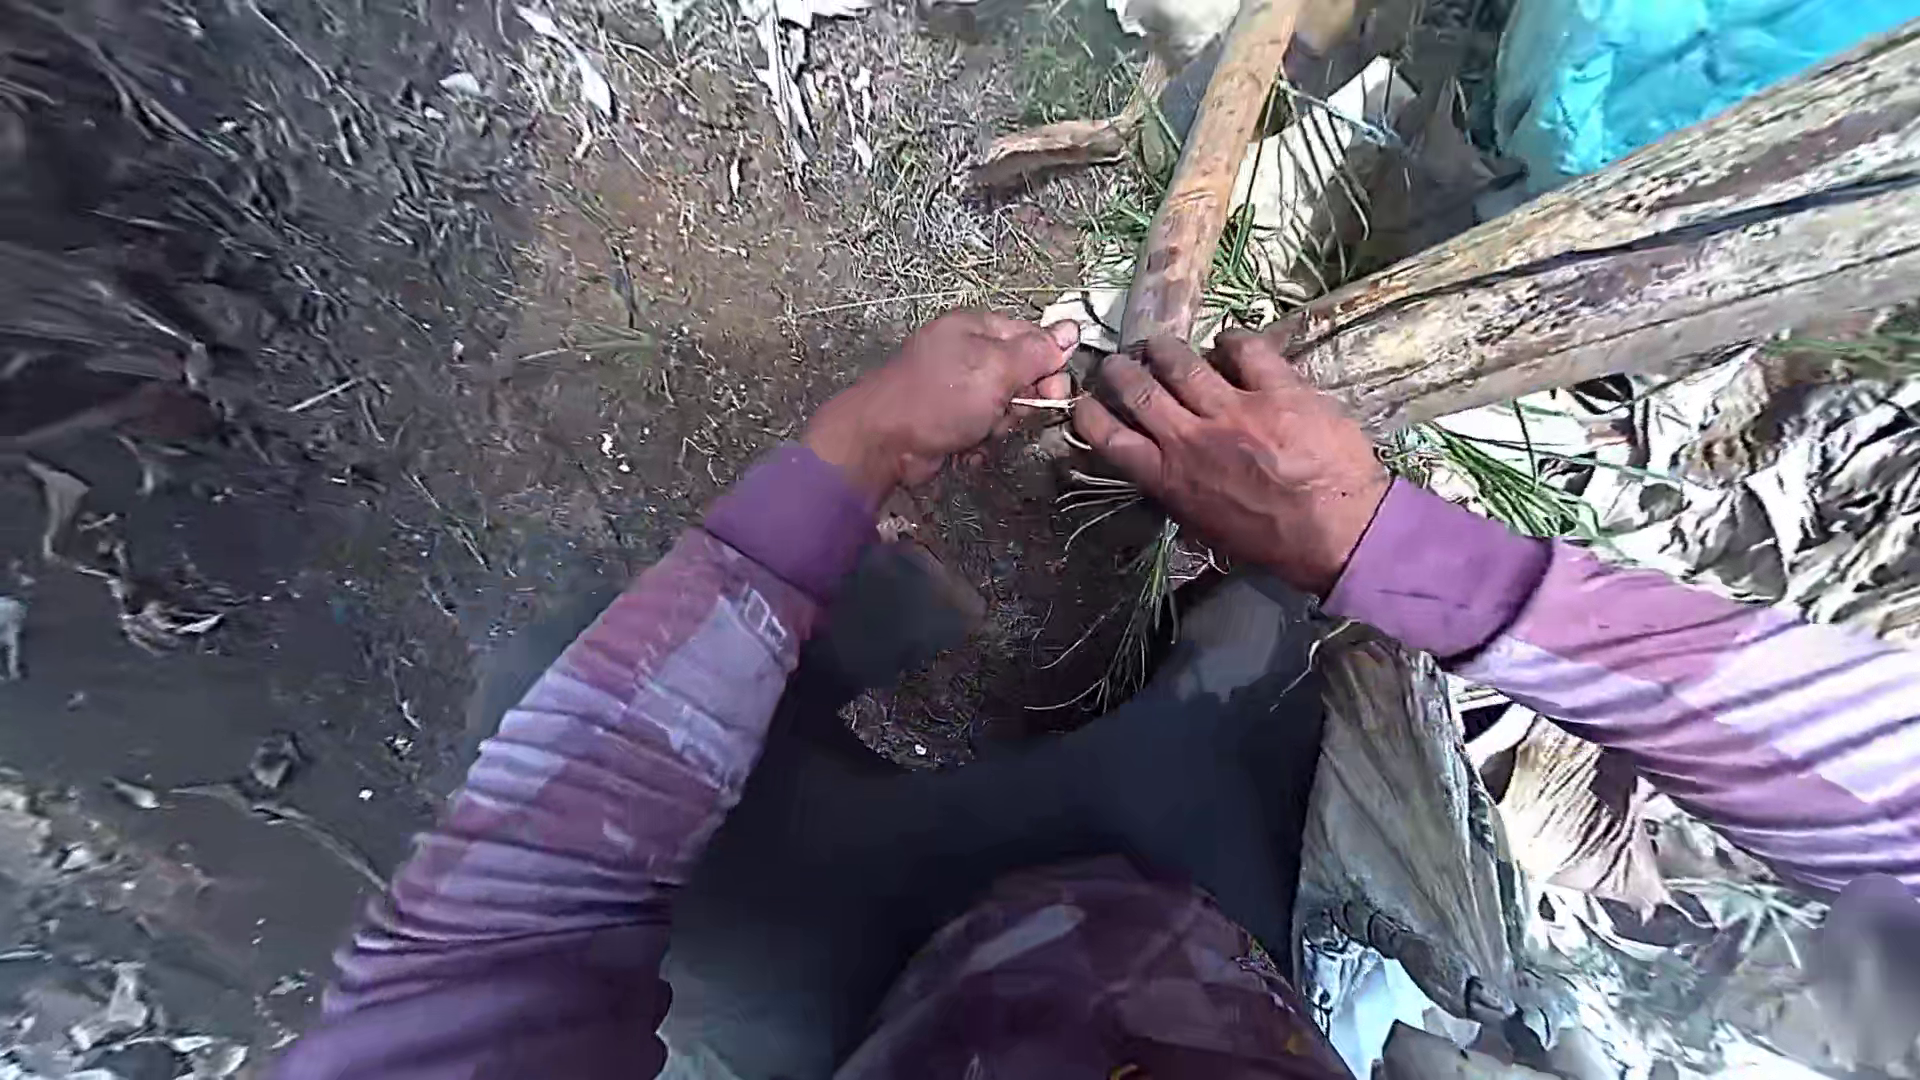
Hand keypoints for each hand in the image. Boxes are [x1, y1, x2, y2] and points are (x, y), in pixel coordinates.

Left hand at [805, 311, 1077, 501]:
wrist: (883, 443)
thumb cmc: (940, 398)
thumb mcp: (995, 369)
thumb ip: (1036, 352)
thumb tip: (1072, 329)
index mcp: (976, 328)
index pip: (1032, 339)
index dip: (1048, 366)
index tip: (1053, 391)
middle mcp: (966, 354)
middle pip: (1020, 376)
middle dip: (1020, 401)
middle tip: (1008, 414)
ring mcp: (956, 389)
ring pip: (1004, 407)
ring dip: (999, 426)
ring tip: (980, 431)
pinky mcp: (949, 420)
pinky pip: (982, 428)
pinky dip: (979, 441)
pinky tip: (966, 447)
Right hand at [1071, 330, 1389, 596]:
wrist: (1336, 531)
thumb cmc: (1264, 538)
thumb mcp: (1200, 523)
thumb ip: (1173, 487)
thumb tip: (1158, 464)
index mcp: (1168, 476)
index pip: (1110, 437)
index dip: (1088, 414)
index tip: (1082, 401)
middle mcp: (1189, 439)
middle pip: (1138, 391)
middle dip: (1119, 370)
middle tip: (1117, 362)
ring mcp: (1233, 411)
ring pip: (1182, 363)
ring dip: (1163, 349)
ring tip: (1158, 344)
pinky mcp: (1277, 391)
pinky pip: (1246, 350)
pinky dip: (1231, 341)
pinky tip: (1228, 342)